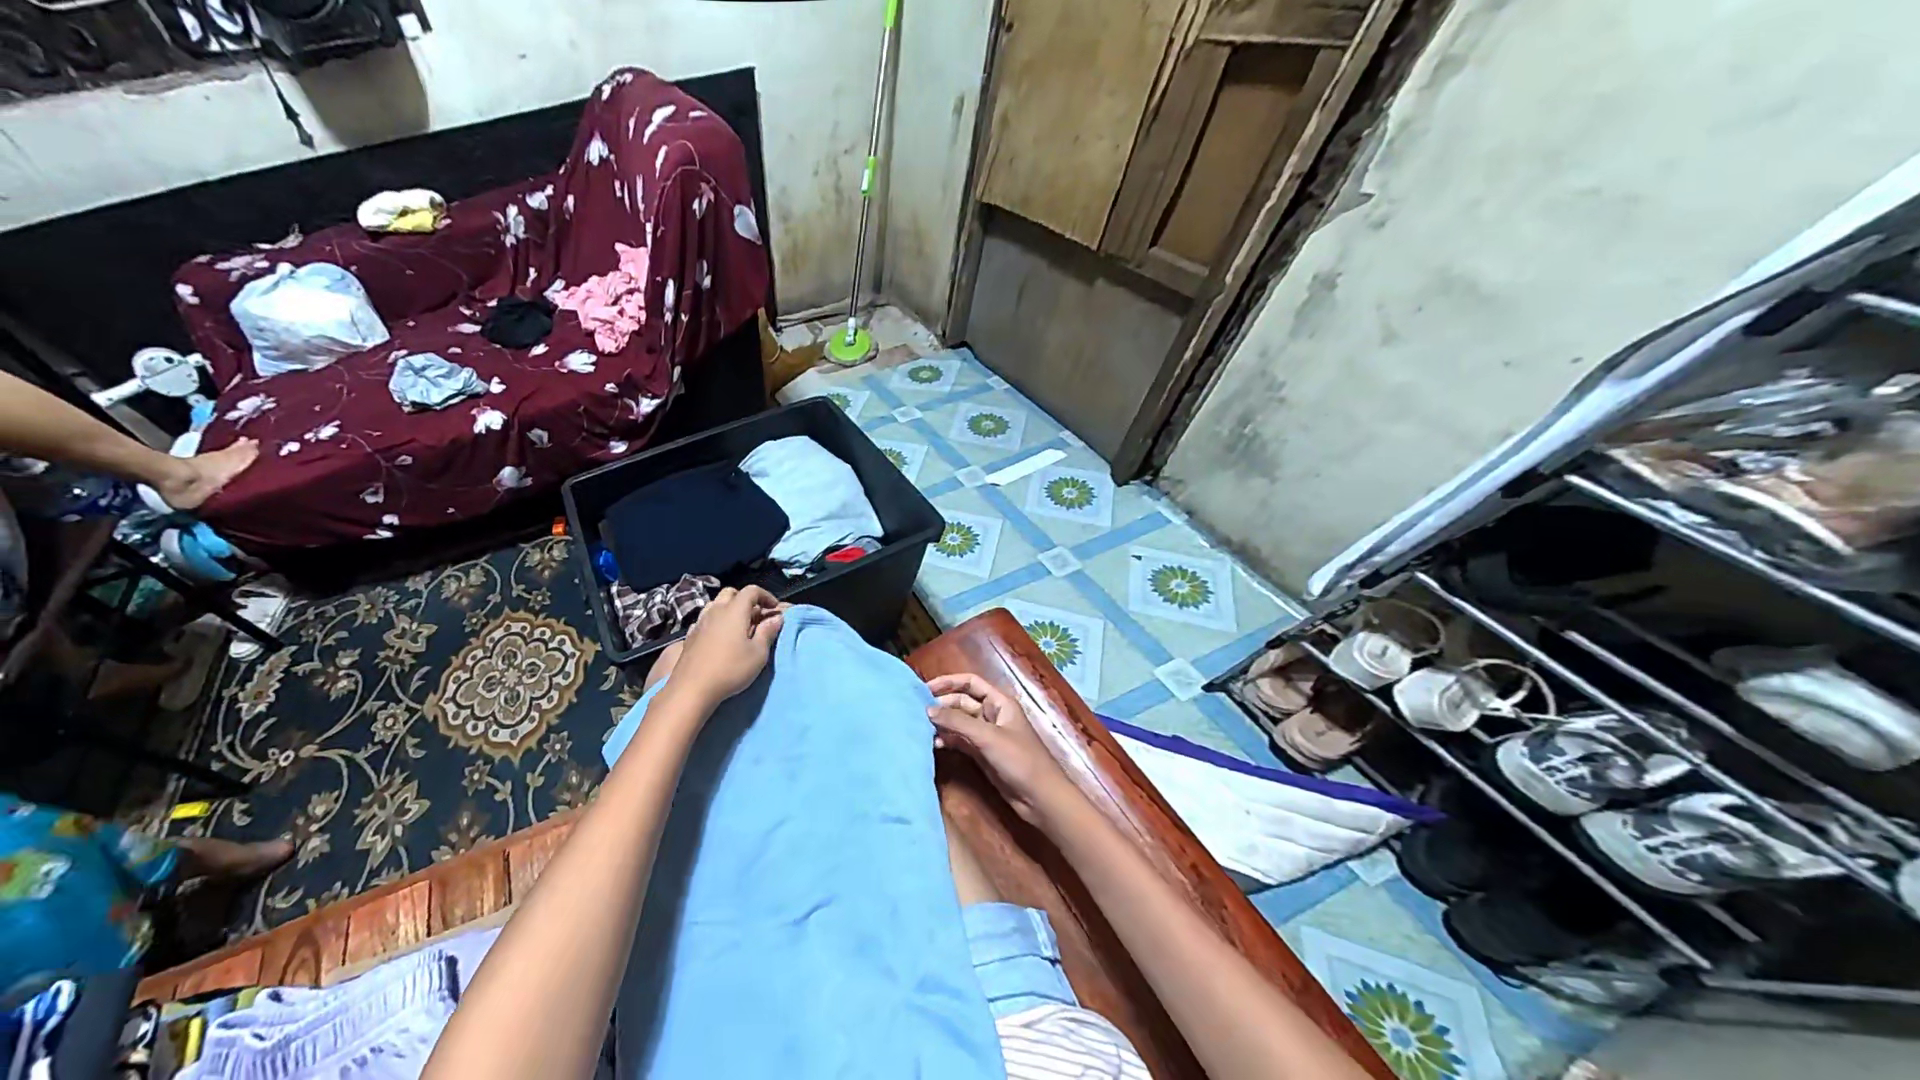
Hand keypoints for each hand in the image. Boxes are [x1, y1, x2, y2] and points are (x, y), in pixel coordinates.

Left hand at [669, 586, 783, 709]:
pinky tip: (720, 636)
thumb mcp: (758, 653)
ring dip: (730, 609)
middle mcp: (715, 610)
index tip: (774, 610)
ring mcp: (700, 622)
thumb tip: (776, 618)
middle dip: (746, 599)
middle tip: (757, 616)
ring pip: (716, 604)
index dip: (766, 596)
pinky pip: (705, 619)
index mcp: (734, 610)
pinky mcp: (690, 635)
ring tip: (739, 626)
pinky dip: (716, 621)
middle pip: (731, 593)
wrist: (692, 688)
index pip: (751, 591)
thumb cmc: (731, 669)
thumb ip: (768, 632)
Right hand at [926, 673, 1076, 824]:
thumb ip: (958, 722)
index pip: (970, 683)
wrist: (1039, 797)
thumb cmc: (1019, 760)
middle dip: (942, 706)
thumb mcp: (988, 737)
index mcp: (1000, 702)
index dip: (948, 682)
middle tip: (917, 713)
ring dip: (943, 725)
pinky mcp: (982, 754)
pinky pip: (961, 741)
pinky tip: (934, 744)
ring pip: (960, 723)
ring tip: (921, 729)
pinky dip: (948, 741)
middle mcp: (992, 715)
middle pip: (962, 702)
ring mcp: (987, 735)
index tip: (924, 689)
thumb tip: (929, 709)